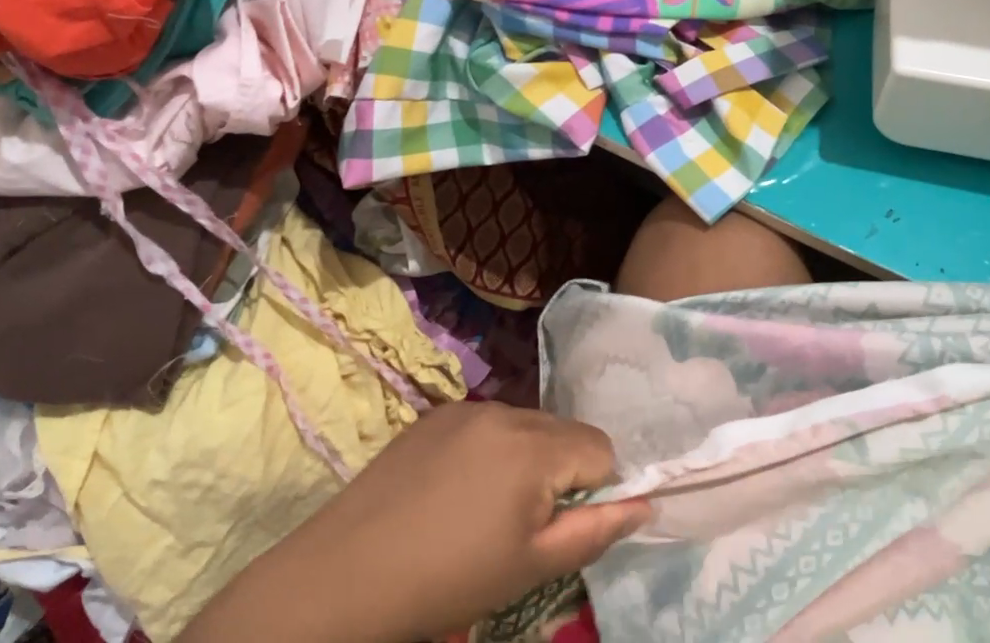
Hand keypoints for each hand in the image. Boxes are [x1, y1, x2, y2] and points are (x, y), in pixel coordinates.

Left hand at [180, 402, 649, 642]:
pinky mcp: (432, 416)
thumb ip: (597, 530)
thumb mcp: (532, 566)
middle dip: (562, 472)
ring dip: (526, 459)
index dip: (596, 488)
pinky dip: (489, 451)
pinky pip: (485, 424)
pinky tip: (454, 493)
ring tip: (485, 512)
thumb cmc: (448, 580)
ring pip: (525, 426)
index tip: (563, 526)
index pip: (601, 448)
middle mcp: (504, 411)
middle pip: (563, 432)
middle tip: (525, 525)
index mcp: (534, 446)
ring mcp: (463, 409)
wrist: (344, 577)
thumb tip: (644, 503)